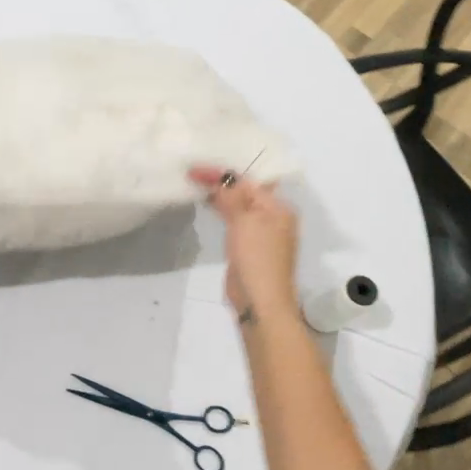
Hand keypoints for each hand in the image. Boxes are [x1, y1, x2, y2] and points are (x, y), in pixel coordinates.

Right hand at [190, 166, 299, 322]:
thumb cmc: (257, 257)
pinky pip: (232, 219)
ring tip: (194, 182)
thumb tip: (219, 177)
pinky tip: (204, 204)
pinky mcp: (247, 245)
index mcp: (278, 208)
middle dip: (220, 181)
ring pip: (237, 204)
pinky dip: (219, 209)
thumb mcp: (244, 221)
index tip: (195, 168)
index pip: (248, 181)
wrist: (260, 300)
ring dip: (219, 195)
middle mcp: (273, 217)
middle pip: (244, 191)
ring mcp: (260, 232)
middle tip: (192, 171)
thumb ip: (230, 196)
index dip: (222, 173)